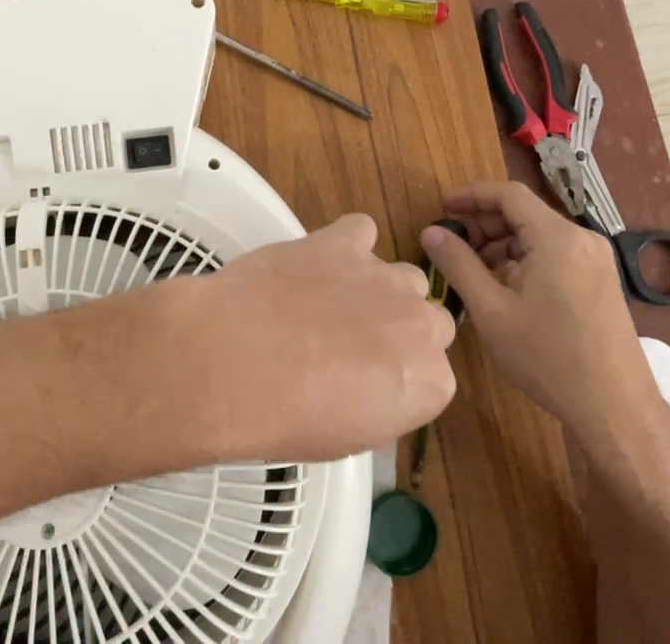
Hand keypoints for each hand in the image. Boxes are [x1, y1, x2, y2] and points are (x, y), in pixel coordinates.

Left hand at [160, 213, 456, 462]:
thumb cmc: (288, 418)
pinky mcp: (344, 243)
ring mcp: (384, 277)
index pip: (431, 375)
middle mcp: (420, 325)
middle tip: (350, 345)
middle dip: (397, 330)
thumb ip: (377, 403)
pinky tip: (317, 261)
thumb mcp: (346, 438)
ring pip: (402, 276)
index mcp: (431, 382)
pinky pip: (360, 231)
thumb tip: (366, 385)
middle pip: (427, 321)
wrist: (238, 362)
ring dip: (376, 289)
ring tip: (327, 303)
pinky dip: (345, 243)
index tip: (365, 383)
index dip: (397, 376)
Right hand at [420, 181, 662, 436]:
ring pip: (538, 237)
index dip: (471, 195)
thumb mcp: (492, 312)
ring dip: (502, 246)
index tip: (442, 207)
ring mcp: (595, 261)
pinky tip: (503, 290)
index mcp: (557, 238)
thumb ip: (459, 266)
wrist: (615, 406)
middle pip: (524, 214)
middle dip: (484, 225)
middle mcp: (581, 239)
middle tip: (451, 248)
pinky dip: (524, 262)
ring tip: (471, 274)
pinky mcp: (600, 281)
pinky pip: (555, 256)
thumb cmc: (548, 357)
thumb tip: (431, 233)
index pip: (509, 195)